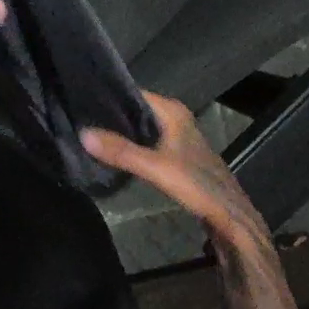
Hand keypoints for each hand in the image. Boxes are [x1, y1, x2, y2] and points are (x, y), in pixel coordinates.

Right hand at [82, 92, 270, 248]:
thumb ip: (120, 151)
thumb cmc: (196, 185)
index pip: (132, 92)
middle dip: (110, 115)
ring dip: (119, 131)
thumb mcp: (155, 168)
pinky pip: (146, 140)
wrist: (230, 217)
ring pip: (140, 126)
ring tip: (88, 132)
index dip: (108, 96)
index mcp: (172, 111)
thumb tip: (82, 133)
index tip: (80, 99)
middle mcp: (175, 117)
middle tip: (79, 118)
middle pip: (135, 109)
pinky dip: (130, 144)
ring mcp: (176, 135)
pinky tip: (112, 152)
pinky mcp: (175, 153)